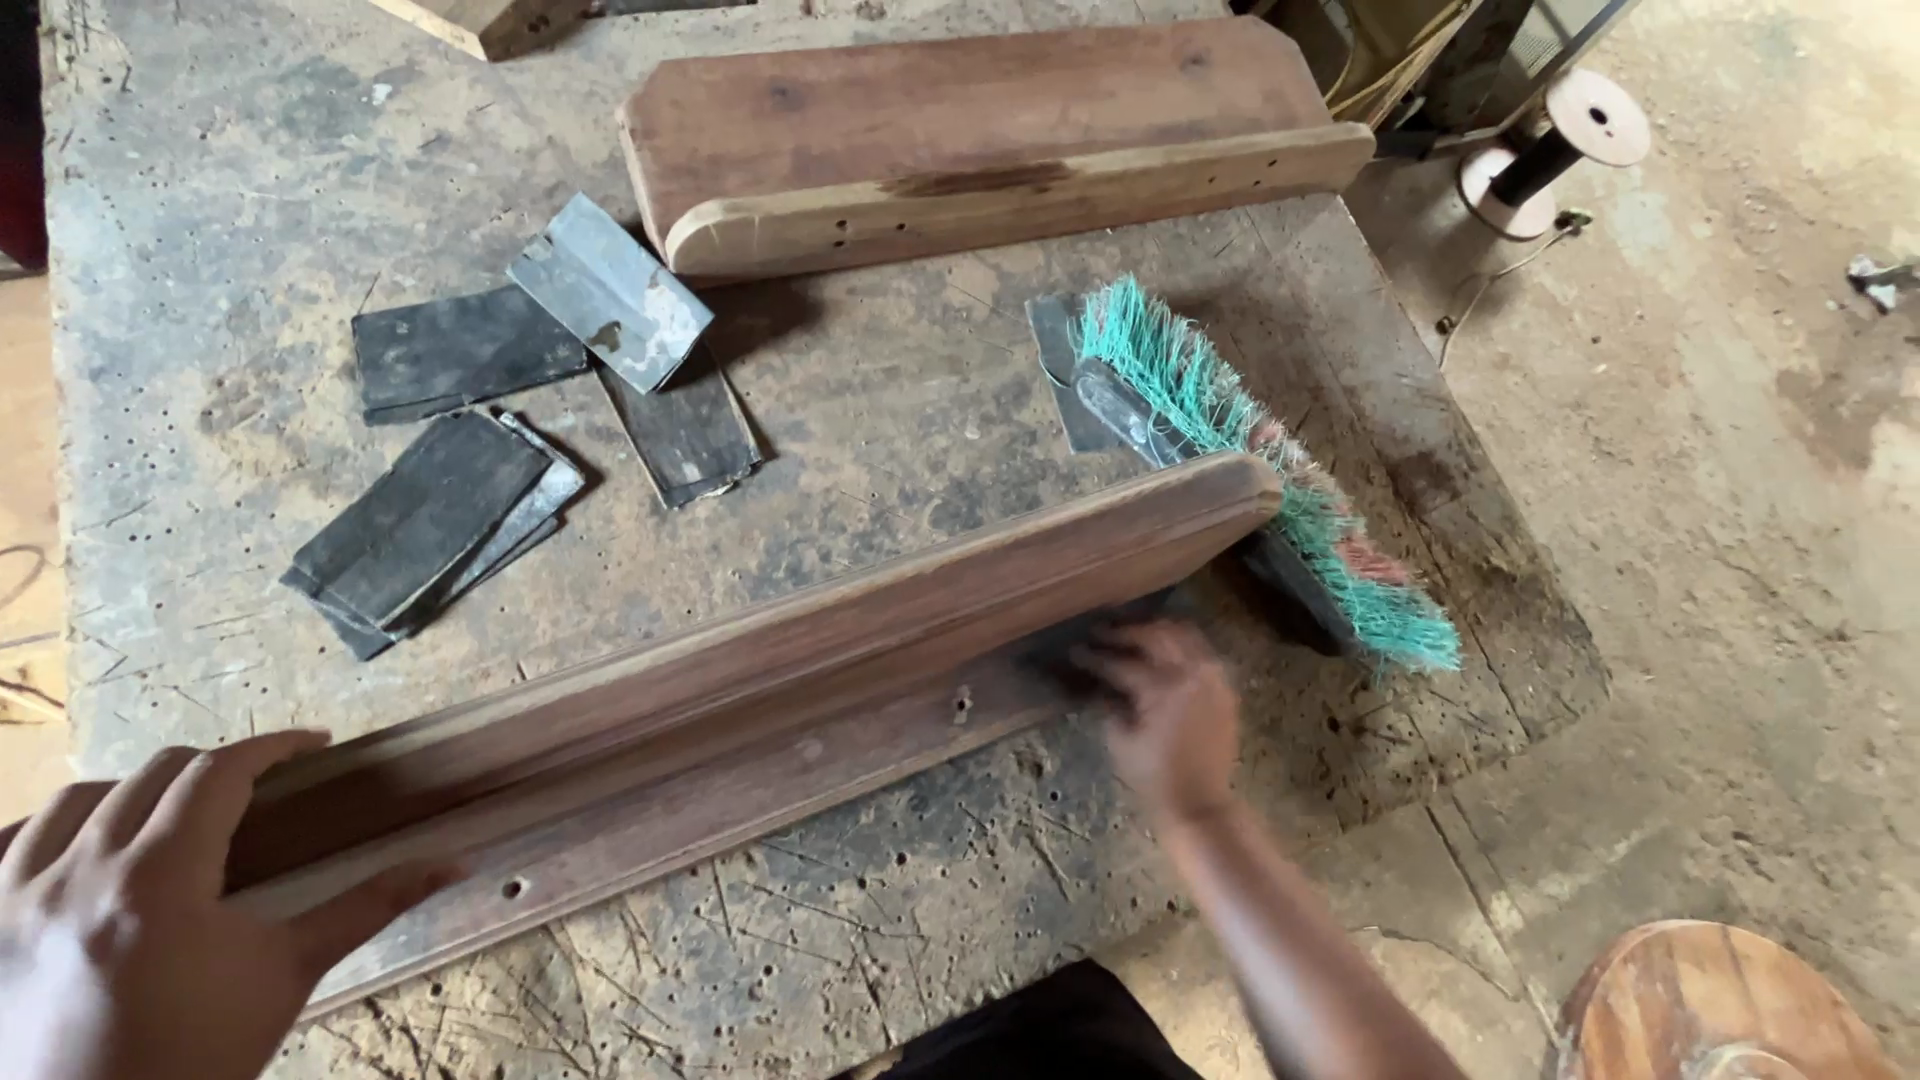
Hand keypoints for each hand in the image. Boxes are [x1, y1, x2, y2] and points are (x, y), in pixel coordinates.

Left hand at [0, 731, 461, 1079]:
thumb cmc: (198, 1051)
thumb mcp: (292, 970)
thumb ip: (372, 904)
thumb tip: (456, 861)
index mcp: (158, 883)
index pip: (218, 773)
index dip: (275, 745)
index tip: (316, 745)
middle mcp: (76, 879)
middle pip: (153, 774)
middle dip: (221, 763)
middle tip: (266, 783)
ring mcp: (13, 906)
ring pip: (76, 799)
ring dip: (142, 787)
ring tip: (184, 806)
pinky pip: (8, 843)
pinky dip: (56, 824)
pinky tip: (93, 839)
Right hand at [1071, 619, 1240, 824]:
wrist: (1201, 803)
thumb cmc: (1154, 777)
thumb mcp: (1120, 742)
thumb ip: (1109, 705)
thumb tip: (1101, 684)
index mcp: (1161, 689)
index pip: (1121, 663)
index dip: (1094, 656)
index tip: (1076, 650)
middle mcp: (1190, 674)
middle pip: (1155, 634)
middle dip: (1125, 630)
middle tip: (1102, 632)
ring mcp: (1212, 678)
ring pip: (1183, 634)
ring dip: (1155, 630)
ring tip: (1133, 632)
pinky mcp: (1223, 688)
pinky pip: (1202, 651)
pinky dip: (1180, 644)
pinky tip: (1163, 651)